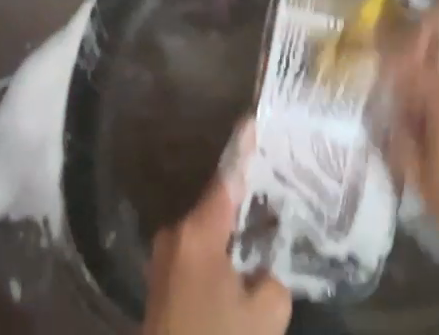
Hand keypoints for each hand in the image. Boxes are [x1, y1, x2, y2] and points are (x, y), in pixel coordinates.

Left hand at [144, 161, 291, 334]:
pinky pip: (196, 248)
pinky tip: (241, 257)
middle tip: (278, 185)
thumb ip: (275, 277)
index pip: (227, 179)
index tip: (254, 124)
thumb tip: (265, 268)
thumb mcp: (266, 315)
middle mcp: (175, 234)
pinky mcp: (160, 279)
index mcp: (197, 232)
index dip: (244, 150)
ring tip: (265, 222)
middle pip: (216, 202)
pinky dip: (218, 247)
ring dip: (232, 226)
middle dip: (246, 194)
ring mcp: (162, 256)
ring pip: (206, 227)